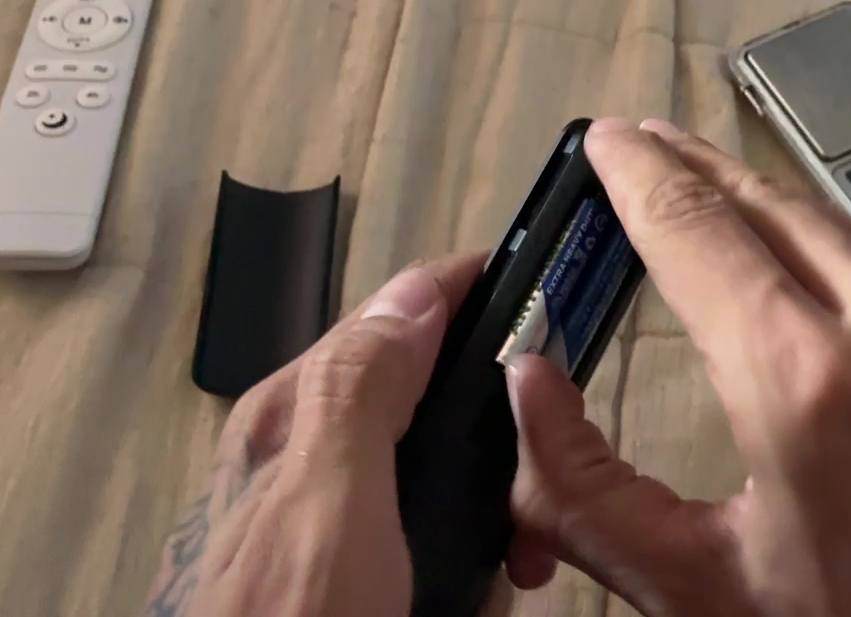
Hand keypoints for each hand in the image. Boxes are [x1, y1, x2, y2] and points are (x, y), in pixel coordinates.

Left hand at [142, 251, 514, 616]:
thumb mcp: (327, 509)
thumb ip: (365, 391)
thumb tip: (421, 285)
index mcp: (297, 407)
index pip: (400, 306)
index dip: (473, 289)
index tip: (550, 300)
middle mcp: (314, 441)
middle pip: (429, 371)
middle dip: (496, 394)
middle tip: (553, 436)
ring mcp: (342, 502)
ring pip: (446, 443)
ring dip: (498, 474)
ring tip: (530, 530)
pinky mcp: (364, 553)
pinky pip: (443, 509)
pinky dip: (482, 529)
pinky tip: (498, 565)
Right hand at [503, 118, 850, 616]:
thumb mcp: (706, 592)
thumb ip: (591, 489)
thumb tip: (529, 383)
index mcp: (804, 382)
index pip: (695, 231)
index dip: (637, 175)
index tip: (603, 140)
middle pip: (759, 199)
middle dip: (686, 160)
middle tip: (634, 139)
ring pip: (817, 213)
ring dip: (744, 184)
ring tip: (690, 170)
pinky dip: (802, 221)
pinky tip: (775, 228)